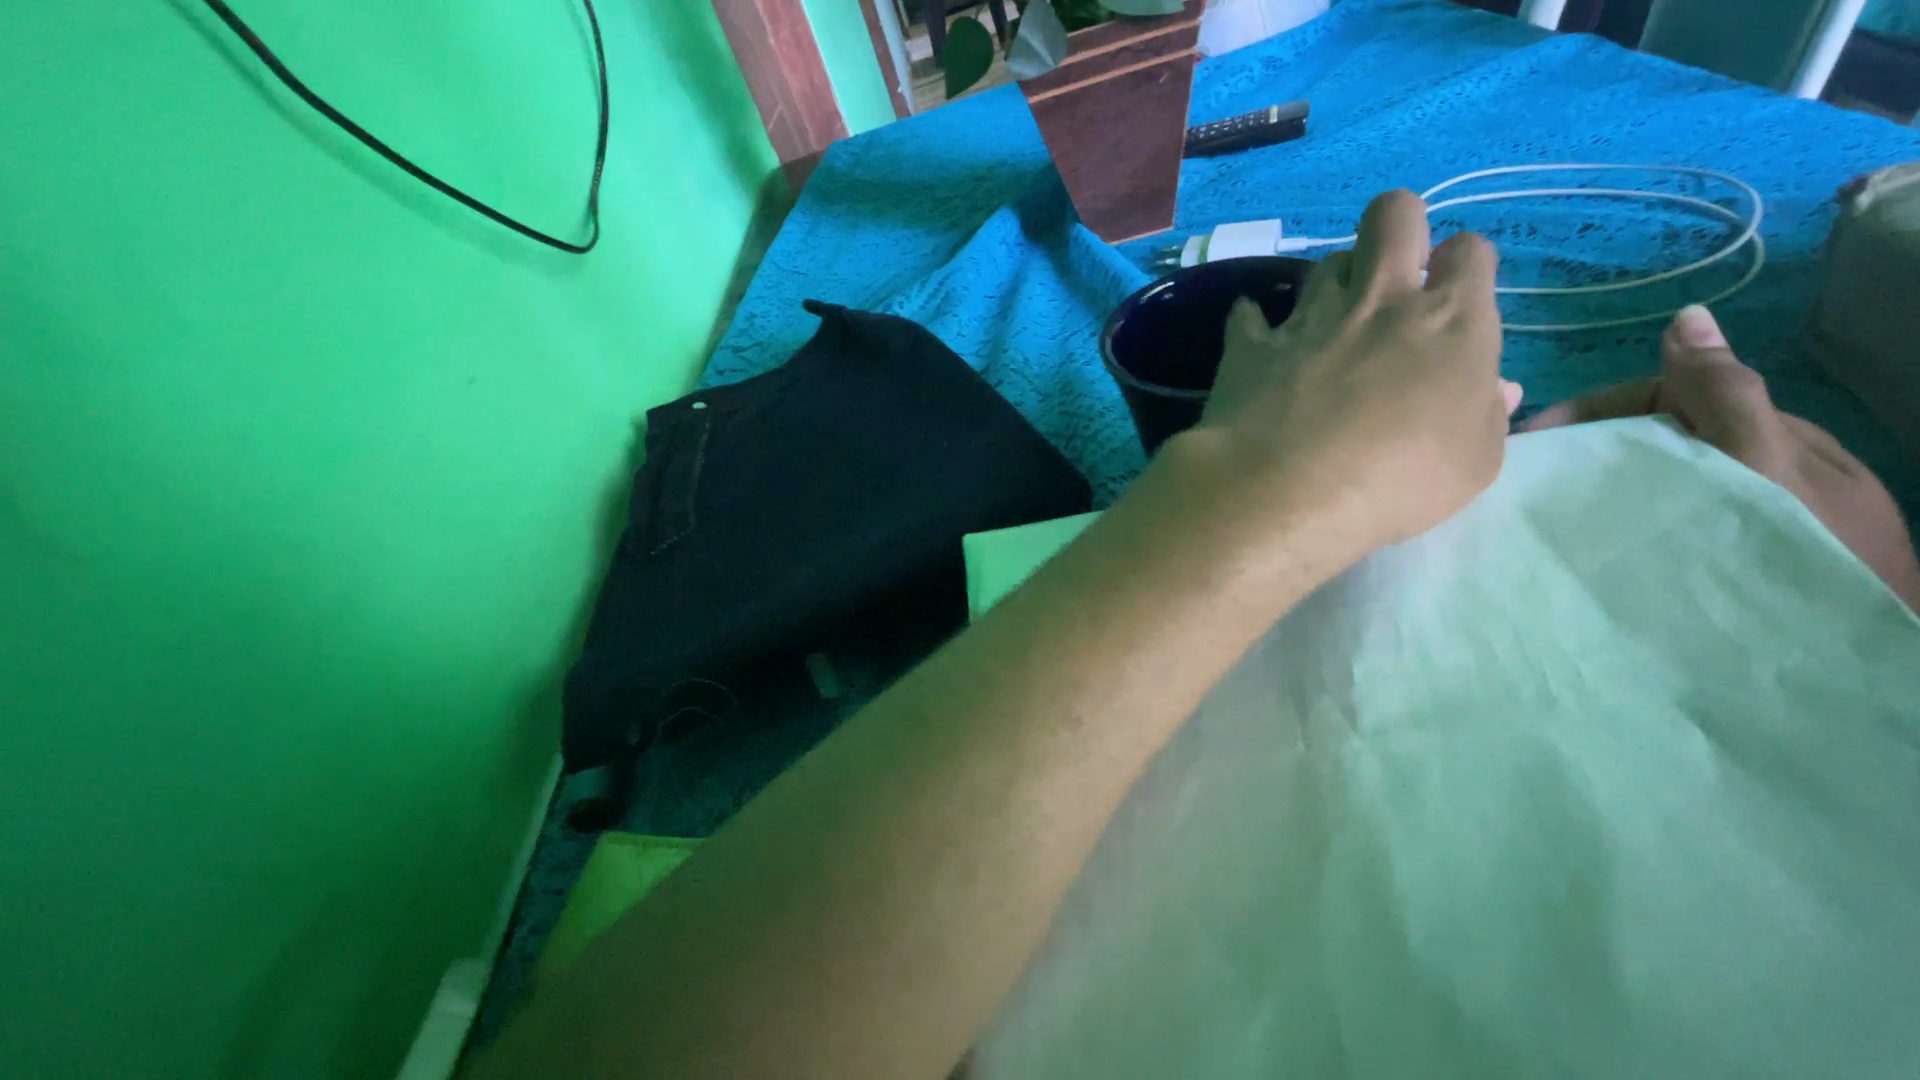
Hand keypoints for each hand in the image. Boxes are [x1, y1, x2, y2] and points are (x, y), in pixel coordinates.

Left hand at [1189, 189, 1521, 557]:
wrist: (1287, 489)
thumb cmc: (1399, 480)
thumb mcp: (1473, 462)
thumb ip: (1485, 414)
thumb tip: (1495, 388)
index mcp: (1450, 320)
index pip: (1470, 250)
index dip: (1462, 266)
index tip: (1454, 298)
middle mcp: (1379, 300)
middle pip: (1394, 214)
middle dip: (1399, 228)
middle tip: (1394, 275)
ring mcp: (1309, 317)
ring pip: (1325, 263)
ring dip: (1333, 283)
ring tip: (1331, 322)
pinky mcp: (1252, 344)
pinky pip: (1249, 315)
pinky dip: (1254, 324)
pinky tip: (1259, 342)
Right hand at [1524, 304, 1919, 609]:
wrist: (1848, 659)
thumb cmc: (1807, 550)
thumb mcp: (1765, 464)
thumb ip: (1723, 395)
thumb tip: (1687, 315)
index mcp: (1767, 434)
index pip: (1668, 396)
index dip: (1599, 409)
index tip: (1535, 441)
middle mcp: (1761, 467)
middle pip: (1662, 436)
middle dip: (1595, 448)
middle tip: (1531, 484)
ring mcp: (1751, 516)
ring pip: (1664, 480)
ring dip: (1608, 487)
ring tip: (1554, 517)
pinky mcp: (1737, 561)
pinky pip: (1669, 523)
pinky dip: (1629, 523)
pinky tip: (1602, 546)